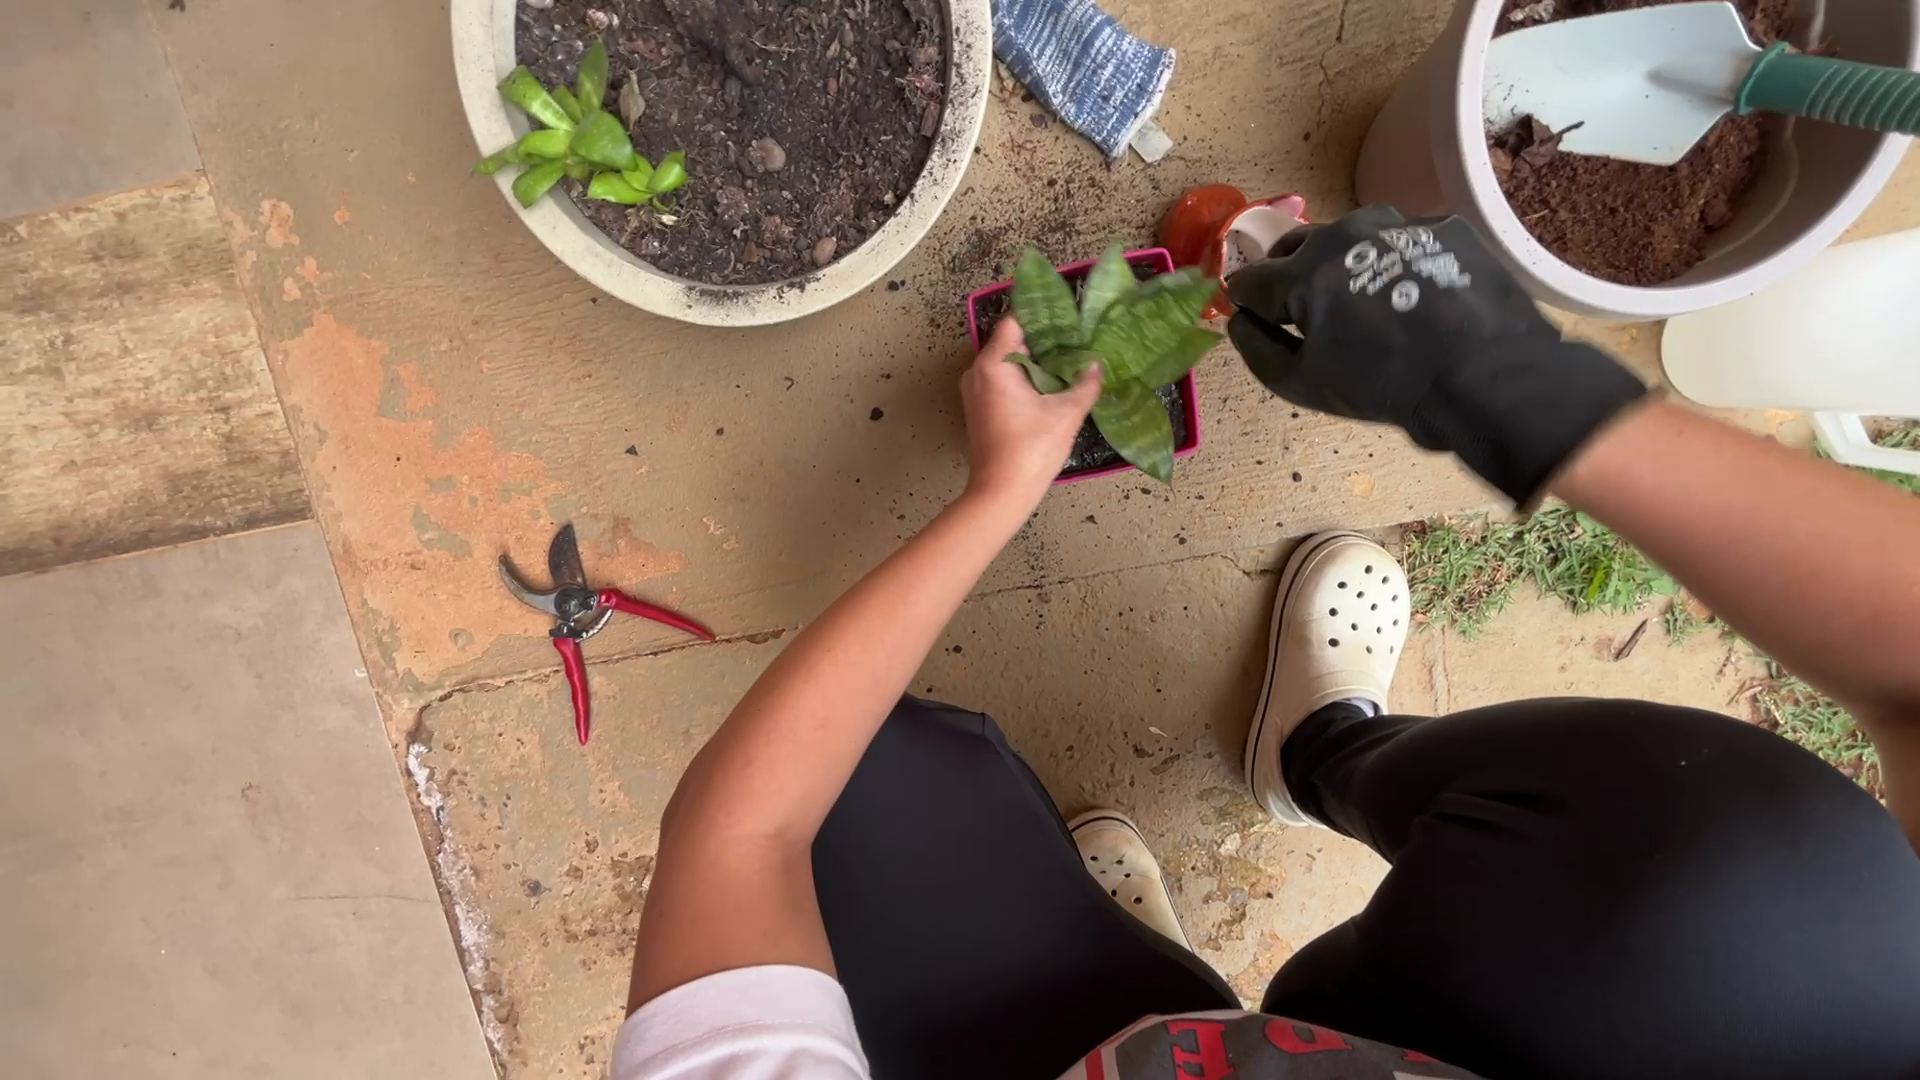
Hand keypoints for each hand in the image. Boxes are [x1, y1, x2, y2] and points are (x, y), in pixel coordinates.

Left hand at [959, 316, 1103, 510]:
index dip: (1041, 315)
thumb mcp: (1066, 414)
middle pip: (1011, 342)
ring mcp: (975, 392)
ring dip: (1035, 362)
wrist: (1001, 493)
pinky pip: (1002, 383)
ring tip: (1068, 361)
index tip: (1068, 316)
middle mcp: (977, 373)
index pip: (1014, 322)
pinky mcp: (979, 410)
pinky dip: (1024, 380)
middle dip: (1042, 340)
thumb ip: (1085, 384)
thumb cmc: (1030, 450)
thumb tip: (1097, 365)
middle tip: (1076, 338)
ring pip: (1007, 364)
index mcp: (994, 365)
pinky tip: (1050, 387)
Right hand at [1226, 205, 1646, 504]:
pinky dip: (1384, 262)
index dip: (1244, 304)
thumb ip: (1255, 348)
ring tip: (1354, 301)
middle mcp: (1344, 233)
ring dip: (1334, 264)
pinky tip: (1402, 295)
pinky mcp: (1440, 225)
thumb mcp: (1300, 383)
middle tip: (1298, 311)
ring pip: (1344, 237)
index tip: (1253, 320)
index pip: (1249, 280)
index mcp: (1303, 274)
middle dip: (1284, 276)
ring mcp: (1396, 222)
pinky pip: (1394, 240)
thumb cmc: (1381, 384)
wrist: (1486, 373)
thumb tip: (1238, 321)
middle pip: (1292, 247)